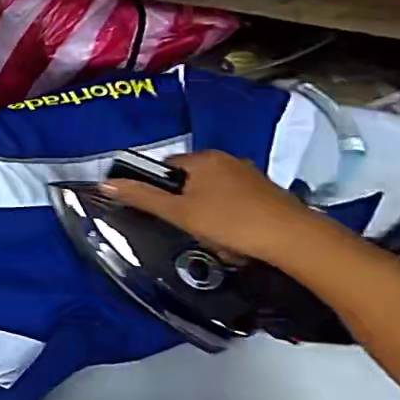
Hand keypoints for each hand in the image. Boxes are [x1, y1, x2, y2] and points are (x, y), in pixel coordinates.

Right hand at [101, 151, 335, 263]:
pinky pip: (235, 204)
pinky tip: (238, 240)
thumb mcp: (179, 213)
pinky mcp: (268, 193)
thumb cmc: (230, 222)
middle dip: (187, 207)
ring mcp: (250, 175)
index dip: (160, 191)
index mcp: (203, 159)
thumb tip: (106, 184)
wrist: (293, 240)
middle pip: (190, 182)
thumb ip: (142, 197)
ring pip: (213, 196)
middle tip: (192, 229)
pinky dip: (231, 220)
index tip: (166, 213)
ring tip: (217, 240)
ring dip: (209, 217)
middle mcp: (227, 159)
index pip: (166, 168)